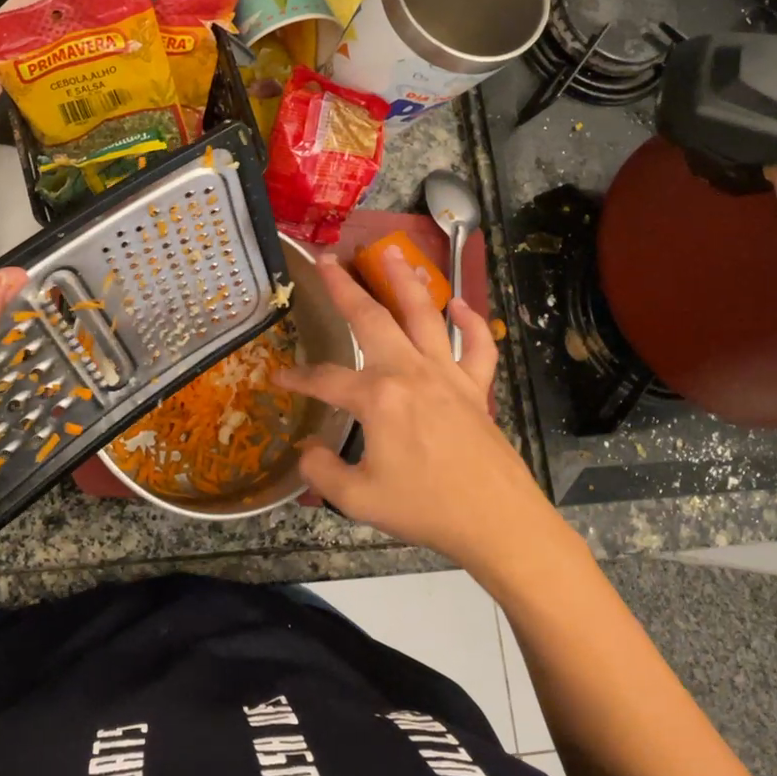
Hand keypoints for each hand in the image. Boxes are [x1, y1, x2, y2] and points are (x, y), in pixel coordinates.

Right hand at [274, 248, 565, 581]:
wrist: (497, 521)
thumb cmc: (425, 508)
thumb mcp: (357, 498)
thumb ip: (321, 471)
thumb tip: (309, 450)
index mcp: (378, 398)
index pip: (326, 379)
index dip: (298, 379)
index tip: (279, 378)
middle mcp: (411, 373)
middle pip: (372, 319)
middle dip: (345, 288)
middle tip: (328, 260)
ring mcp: (448, 375)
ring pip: (425, 316)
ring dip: (406, 282)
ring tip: (392, 254)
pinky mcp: (476, 388)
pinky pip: (478, 347)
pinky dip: (471, 322)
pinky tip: (459, 305)